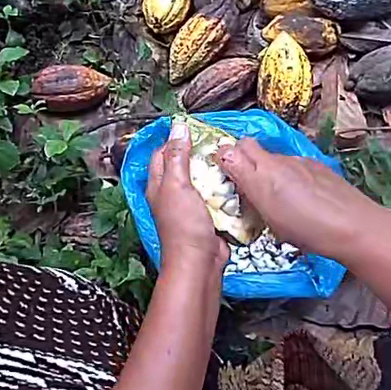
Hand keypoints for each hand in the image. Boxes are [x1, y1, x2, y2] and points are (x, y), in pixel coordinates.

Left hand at [146, 120, 228, 274]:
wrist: (200, 262)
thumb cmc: (184, 226)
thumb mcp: (177, 184)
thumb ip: (177, 156)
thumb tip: (178, 128)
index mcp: (158, 184)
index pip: (162, 153)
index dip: (174, 138)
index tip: (193, 127)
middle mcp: (171, 193)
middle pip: (182, 164)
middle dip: (196, 151)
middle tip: (214, 140)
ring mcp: (189, 205)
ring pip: (200, 179)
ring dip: (211, 169)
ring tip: (225, 155)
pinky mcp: (206, 215)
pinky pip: (214, 195)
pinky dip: (222, 186)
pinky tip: (232, 178)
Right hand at [216, 138, 390, 262]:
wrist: (353, 226)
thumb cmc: (308, 228)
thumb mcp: (268, 215)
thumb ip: (246, 184)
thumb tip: (227, 158)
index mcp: (262, 173)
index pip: (232, 149)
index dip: (224, 157)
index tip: (223, 172)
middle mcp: (279, 161)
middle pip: (250, 146)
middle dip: (242, 157)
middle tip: (243, 180)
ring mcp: (299, 162)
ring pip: (273, 158)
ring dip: (268, 169)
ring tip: (275, 196)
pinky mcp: (317, 167)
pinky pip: (294, 165)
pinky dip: (289, 174)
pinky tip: (299, 196)